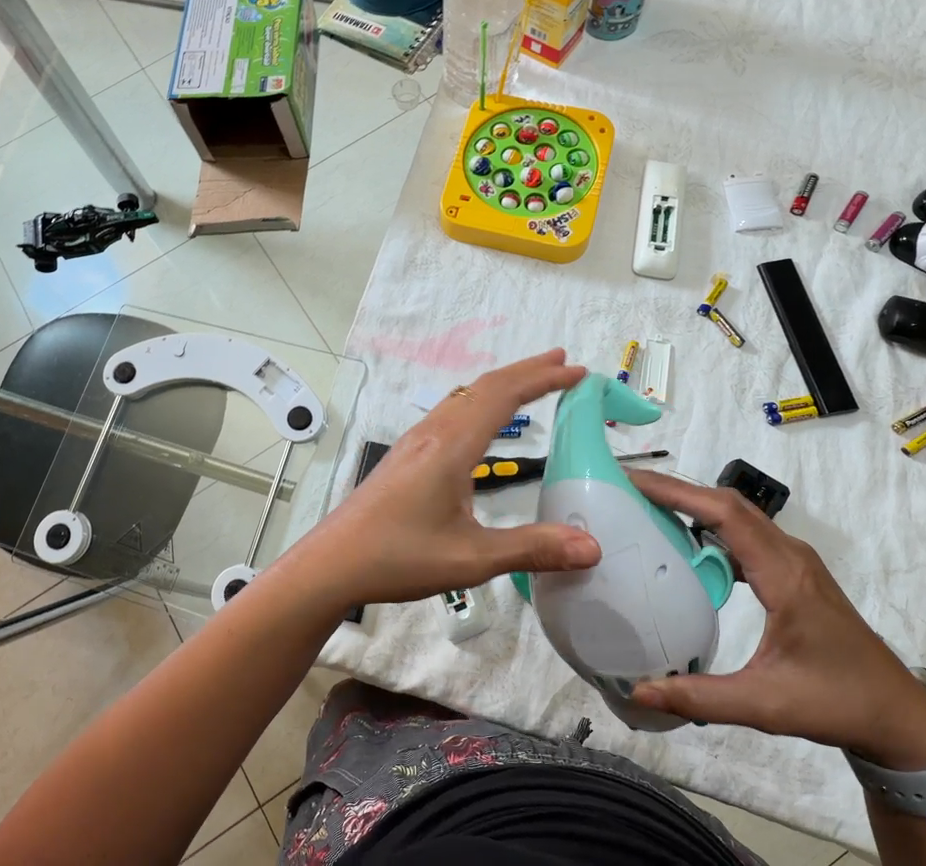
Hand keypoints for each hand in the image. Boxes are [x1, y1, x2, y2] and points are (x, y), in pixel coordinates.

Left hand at [282, 350, 601, 607]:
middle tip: (564, 362)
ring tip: (530, 383)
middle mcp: (433, 433)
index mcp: (451, 446)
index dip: (542, 378)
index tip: (577, 371)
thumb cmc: (399, 557)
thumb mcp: (470, 558)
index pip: (503, 395)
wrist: (332, 563)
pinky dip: (479, 402)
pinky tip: (480, 421)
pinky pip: (450, 412)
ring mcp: (415, 442)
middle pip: (484, 387)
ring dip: (501, 385)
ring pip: (464, 396)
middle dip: (527, 371)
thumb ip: (532, 549)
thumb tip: (593, 548)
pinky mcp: (405, 456)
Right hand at [626, 472, 925, 770]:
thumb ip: (702, 697)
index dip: (677, 493)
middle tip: (626, 489)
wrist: (899, 714)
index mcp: (784, 575)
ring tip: (645, 508)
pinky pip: (744, 534)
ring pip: (737, 515)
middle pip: (728, 503)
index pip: (725, 514)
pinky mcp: (792, 573)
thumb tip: (638, 690)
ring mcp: (794, 562)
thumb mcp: (766, 705)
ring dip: (692, 504)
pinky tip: (681, 544)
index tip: (632, 483)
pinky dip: (708, 526)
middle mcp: (790, 556)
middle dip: (676, 490)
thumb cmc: (837, 703)